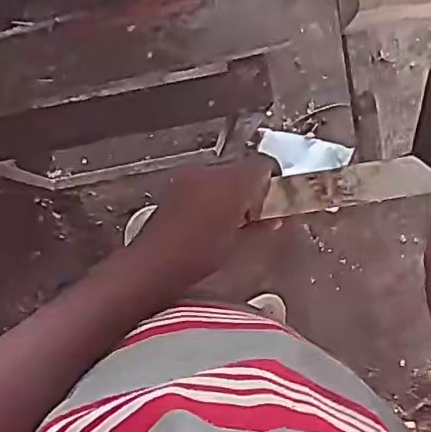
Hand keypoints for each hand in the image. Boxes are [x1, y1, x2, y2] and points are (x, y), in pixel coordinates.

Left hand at [125, 151, 275, 289]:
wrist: (153, 265)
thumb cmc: (197, 258)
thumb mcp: (237, 246)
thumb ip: (260, 227)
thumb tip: (274, 220)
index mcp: (230, 183)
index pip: (262, 166)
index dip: (274, 182)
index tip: (278, 200)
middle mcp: (209, 171)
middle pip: (241, 169)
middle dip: (252, 189)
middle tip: (257, 215)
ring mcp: (188, 177)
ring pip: (221, 175)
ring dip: (231, 192)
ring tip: (233, 221)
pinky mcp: (174, 187)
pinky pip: (202, 183)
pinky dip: (212, 195)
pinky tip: (211, 221)